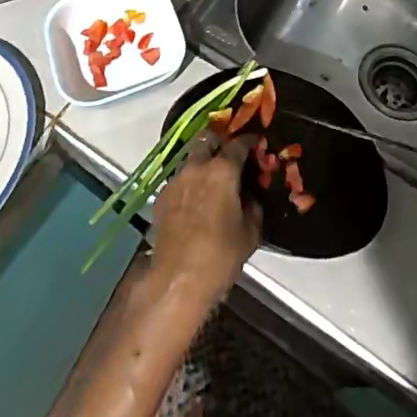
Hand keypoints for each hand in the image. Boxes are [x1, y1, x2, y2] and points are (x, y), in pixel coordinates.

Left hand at [148, 133, 261, 303]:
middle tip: (230, 154)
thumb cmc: (221, 254)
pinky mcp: (161, 197)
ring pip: (190, 159)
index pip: (238, 144)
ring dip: (202, 162)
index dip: (249, 141)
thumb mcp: (251, 232)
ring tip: (212, 179)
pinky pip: (179, 180)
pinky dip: (189, 182)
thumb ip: (253, 205)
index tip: (255, 143)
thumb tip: (250, 195)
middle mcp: (196, 168)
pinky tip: (196, 199)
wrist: (179, 277)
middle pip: (206, 140)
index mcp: (222, 171)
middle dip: (219, 142)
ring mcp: (175, 181)